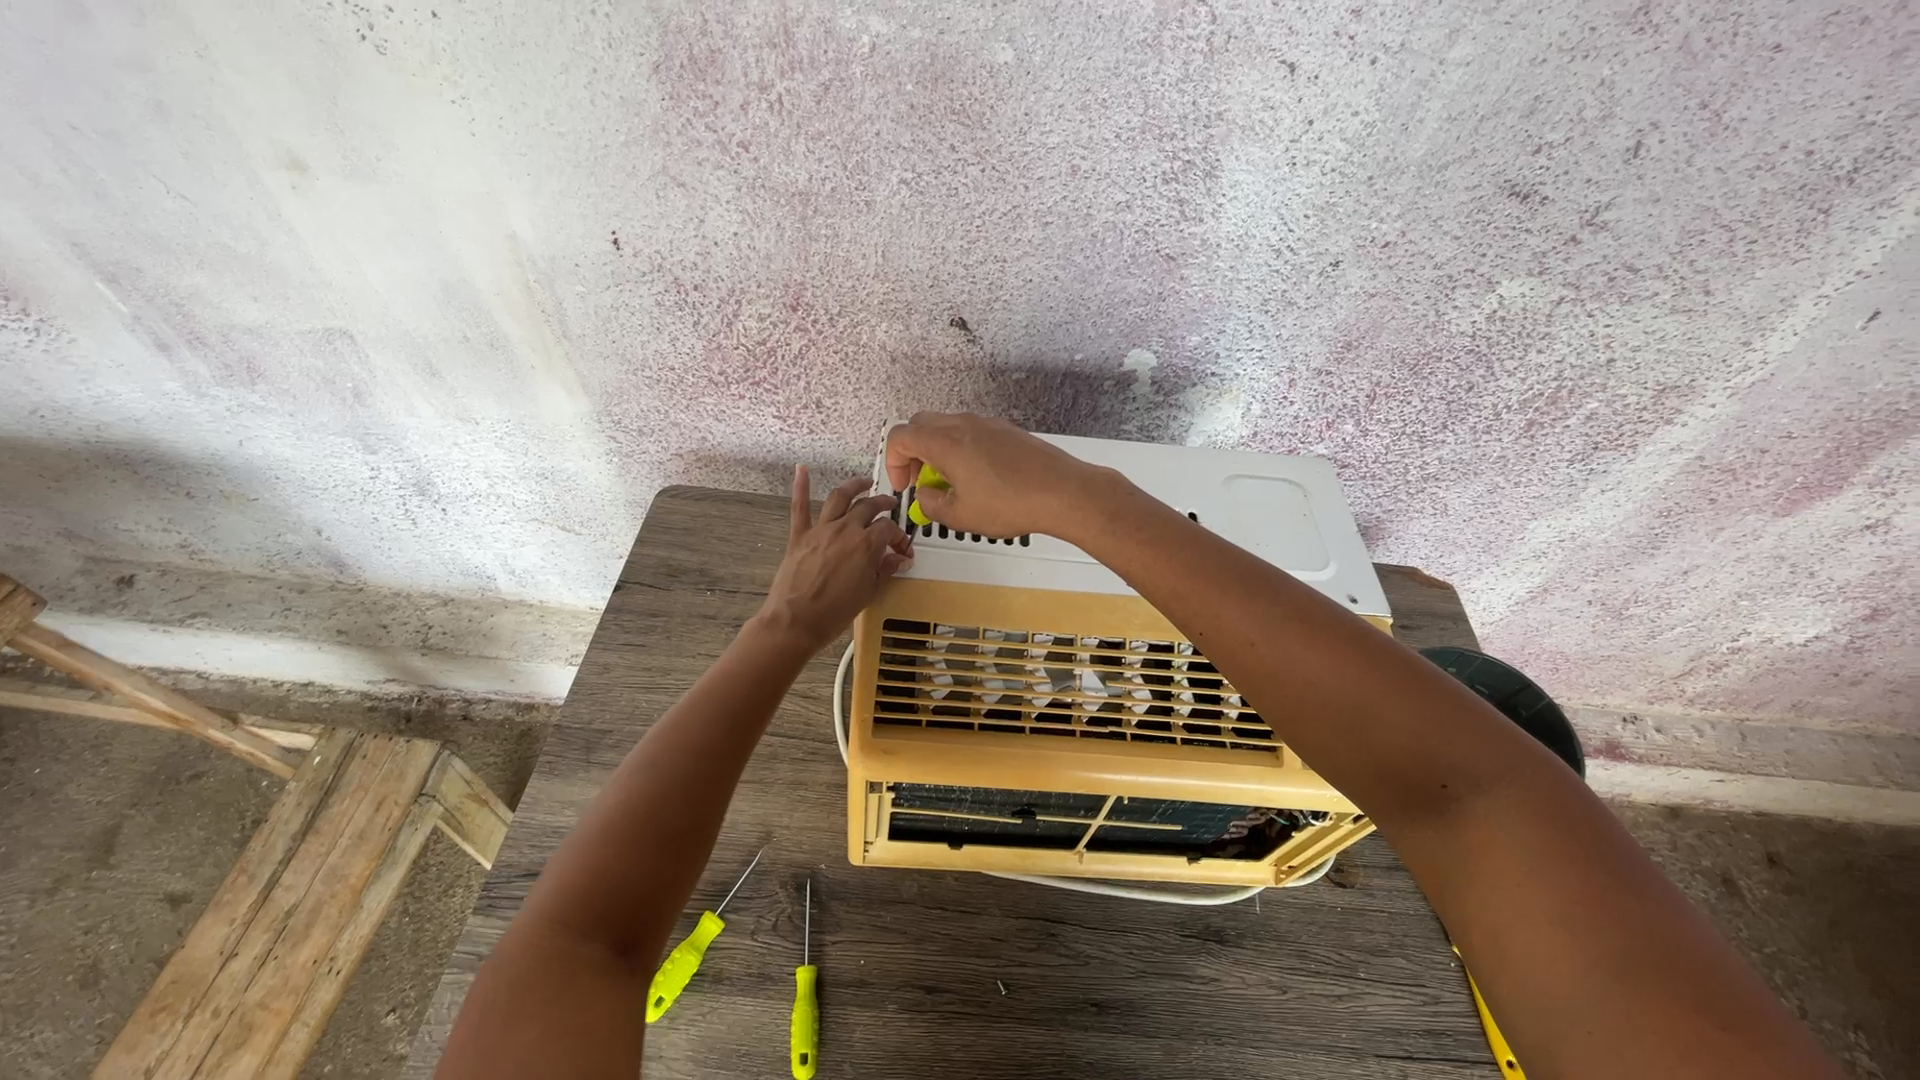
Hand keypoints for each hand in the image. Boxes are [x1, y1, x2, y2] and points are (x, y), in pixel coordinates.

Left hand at [757, 466, 912, 650]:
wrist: (795, 622)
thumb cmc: (830, 613)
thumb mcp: (869, 593)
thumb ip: (885, 571)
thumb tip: (898, 560)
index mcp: (865, 545)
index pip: (889, 529)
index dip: (899, 537)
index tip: (901, 549)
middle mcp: (844, 531)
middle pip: (868, 507)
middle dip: (883, 503)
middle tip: (889, 505)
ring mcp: (820, 531)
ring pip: (840, 497)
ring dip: (854, 486)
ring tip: (863, 483)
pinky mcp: (799, 537)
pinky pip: (799, 506)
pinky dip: (801, 486)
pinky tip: (802, 471)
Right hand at [884, 412, 1115, 539]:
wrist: (1063, 492)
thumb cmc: (1015, 502)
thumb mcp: (960, 515)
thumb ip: (930, 503)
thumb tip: (925, 495)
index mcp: (946, 442)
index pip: (900, 436)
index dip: (893, 462)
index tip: (904, 484)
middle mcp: (964, 425)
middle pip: (920, 425)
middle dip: (912, 453)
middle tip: (920, 480)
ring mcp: (987, 424)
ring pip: (947, 427)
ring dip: (937, 450)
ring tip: (950, 483)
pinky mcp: (1005, 431)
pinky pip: (971, 432)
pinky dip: (961, 449)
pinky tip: (976, 479)